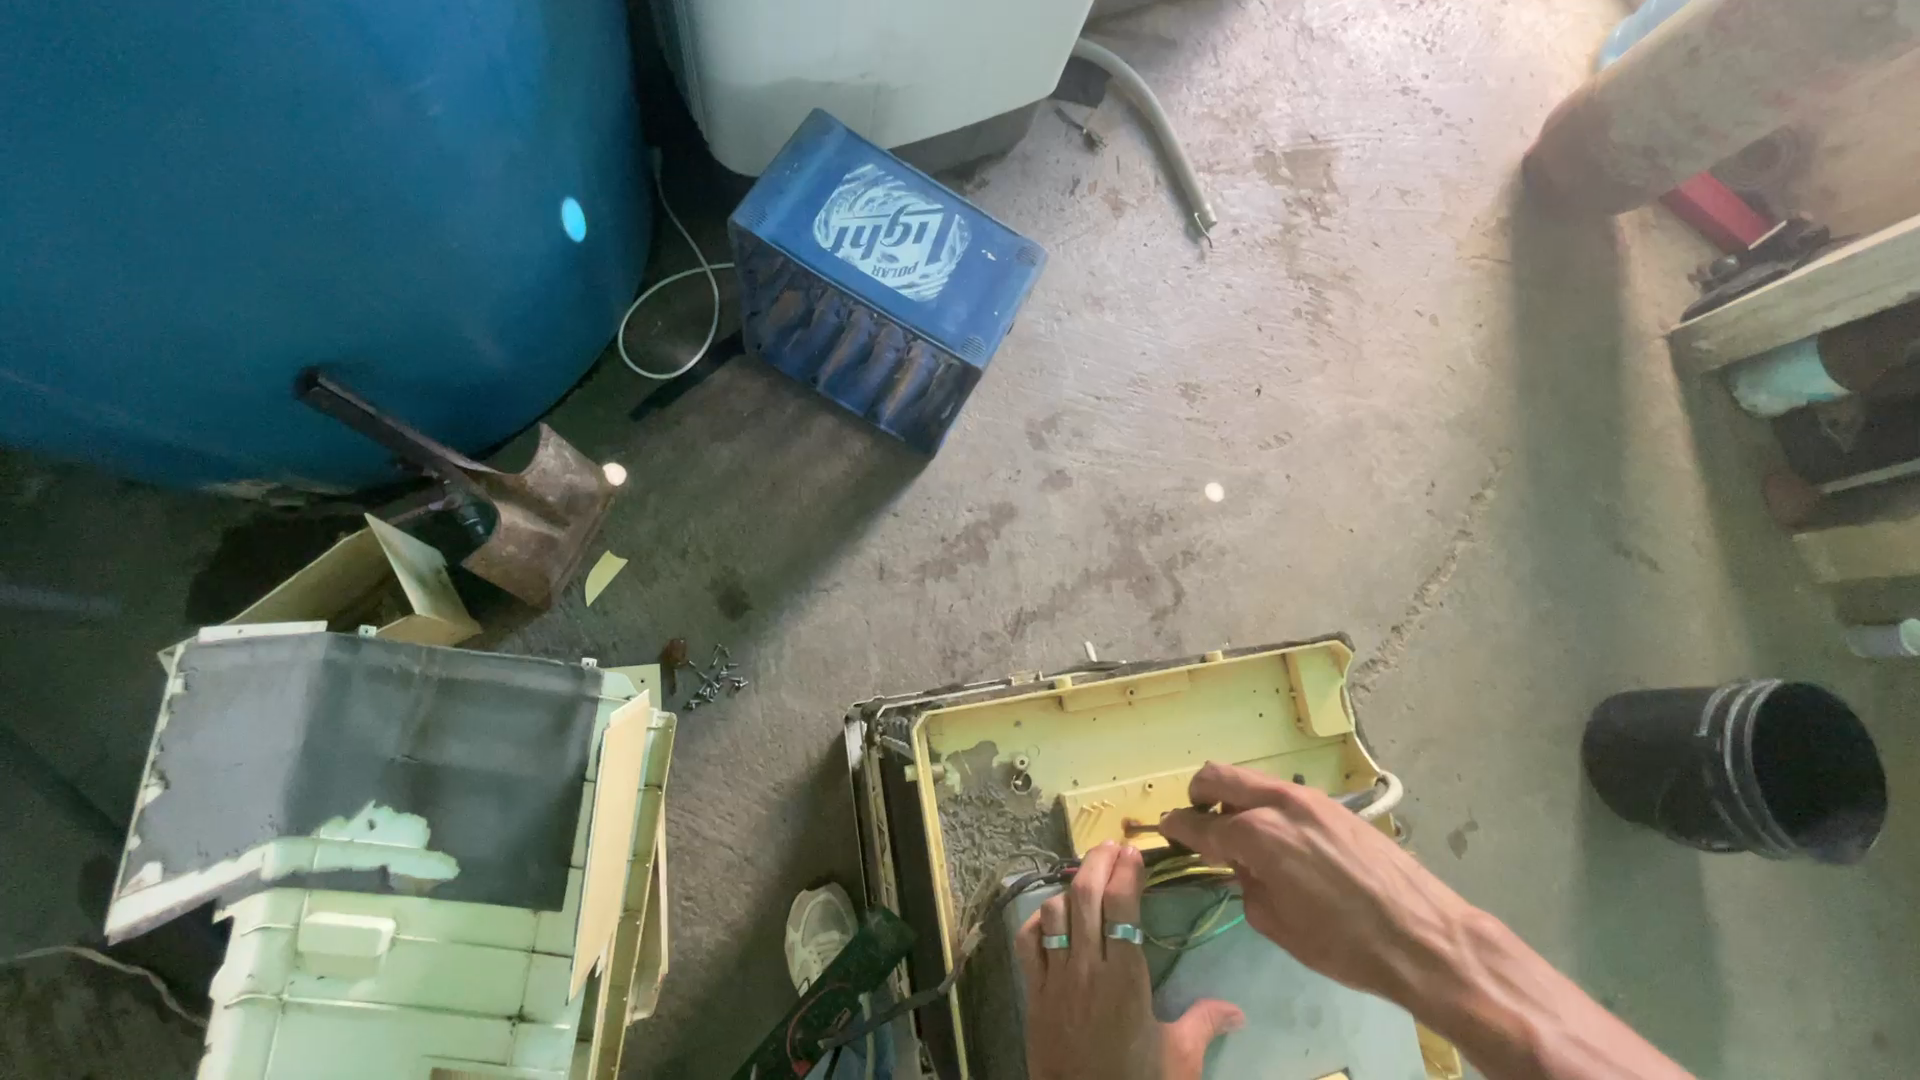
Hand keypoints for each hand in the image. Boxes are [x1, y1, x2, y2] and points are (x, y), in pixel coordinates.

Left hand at [1016, 841, 1243, 1079]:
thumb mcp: (1179, 1061)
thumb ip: (1205, 1024)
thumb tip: (1238, 1009)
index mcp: (1126, 980)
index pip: (1122, 909)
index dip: (1126, 874)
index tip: (1133, 852)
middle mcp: (1087, 969)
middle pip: (1086, 898)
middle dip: (1098, 864)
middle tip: (1110, 845)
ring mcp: (1055, 979)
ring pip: (1054, 913)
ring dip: (1069, 888)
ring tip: (1085, 874)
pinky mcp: (1034, 994)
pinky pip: (1028, 945)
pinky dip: (1037, 921)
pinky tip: (1050, 914)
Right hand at [1158, 762, 1475, 1002]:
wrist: (1426, 938)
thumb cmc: (1344, 944)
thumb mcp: (1276, 924)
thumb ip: (1246, 884)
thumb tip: (1243, 866)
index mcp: (1256, 834)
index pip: (1199, 824)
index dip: (1177, 828)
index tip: (1166, 830)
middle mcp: (1278, 804)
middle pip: (1217, 776)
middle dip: (1199, 795)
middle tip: (1199, 821)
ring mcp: (1310, 798)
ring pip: (1252, 781)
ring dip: (1235, 800)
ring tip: (1245, 836)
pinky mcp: (1336, 805)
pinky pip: (1284, 794)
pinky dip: (1268, 808)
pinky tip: (1284, 843)